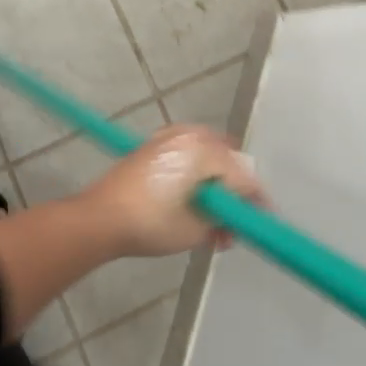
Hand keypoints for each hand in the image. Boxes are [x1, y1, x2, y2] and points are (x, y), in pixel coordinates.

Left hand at [75, 125, 265, 258]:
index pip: (242, 177)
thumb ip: (222, 219)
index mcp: (203, 152)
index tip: (264, 221)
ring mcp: (167, 138)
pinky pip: (186, 154)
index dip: (256, 201)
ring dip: (214, 182)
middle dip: (233, 189)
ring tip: (212, 219)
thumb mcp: (197, 229)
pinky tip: (193, 200)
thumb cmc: (152, 223)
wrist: (102, 216)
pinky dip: (195, 173)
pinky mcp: (152, 146)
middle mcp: (188, 136)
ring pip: (206, 155)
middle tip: (233, 220)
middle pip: (226, 160)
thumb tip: (230, 218)